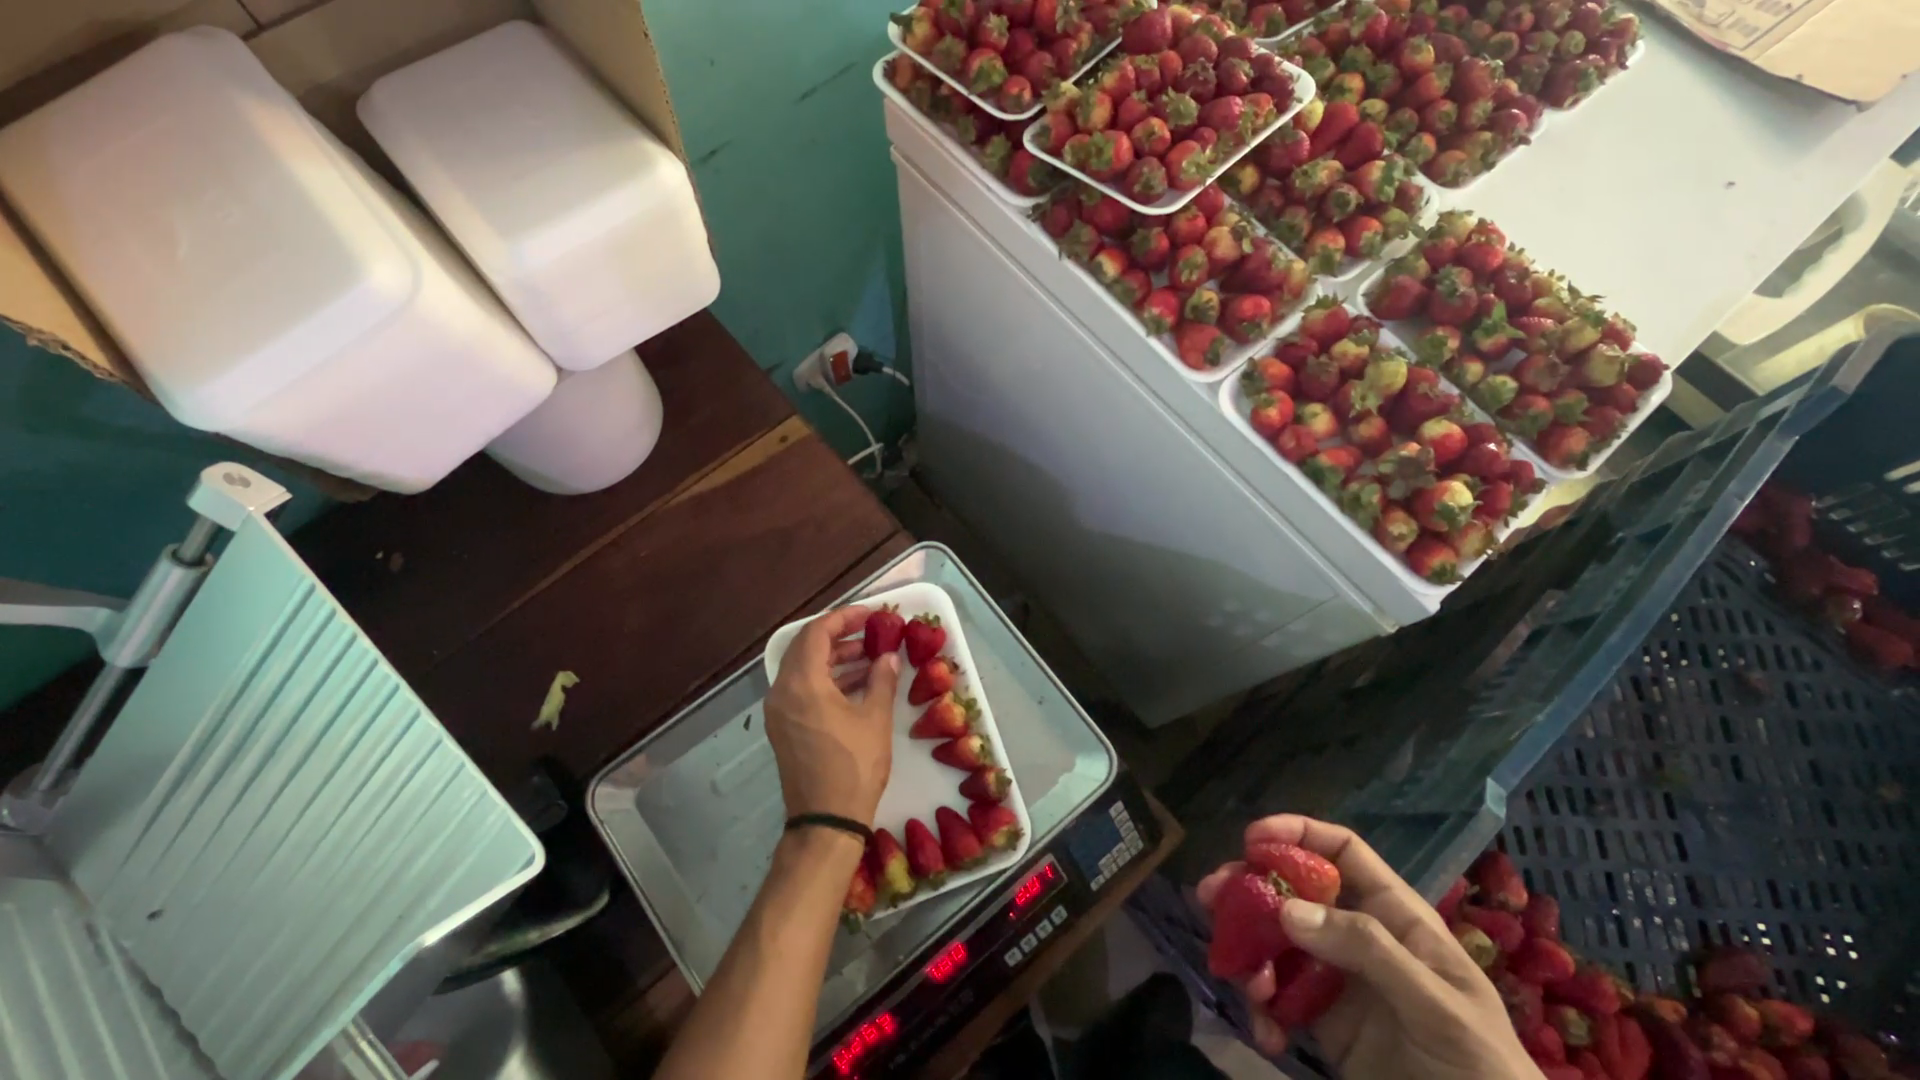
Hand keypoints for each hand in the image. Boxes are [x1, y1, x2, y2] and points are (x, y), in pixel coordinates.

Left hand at [764, 606, 901, 826]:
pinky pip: (801, 691)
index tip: (871, 614)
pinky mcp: (783, 729)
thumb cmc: (854, 766)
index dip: (844, 618)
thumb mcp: (875, 719)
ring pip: (803, 670)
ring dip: (834, 660)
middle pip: (806, 648)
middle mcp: (781, 692)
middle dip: (839, 637)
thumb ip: (881, 680)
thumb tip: (888, 657)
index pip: (817, 633)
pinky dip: (826, 681)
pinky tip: (856, 686)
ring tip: (870, 659)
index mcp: (801, 683)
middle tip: (872, 633)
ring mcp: (778, 712)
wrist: (827, 819)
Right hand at [1197, 816, 1540, 1079]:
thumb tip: (1288, 909)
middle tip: (1210, 898)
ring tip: (1247, 987)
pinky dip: (1263, 1011)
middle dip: (1250, 891)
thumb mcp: (1438, 1006)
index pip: (1344, 853)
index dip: (1298, 834)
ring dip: (1249, 956)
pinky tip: (1267, 1035)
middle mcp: (1361, 940)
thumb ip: (1368, 951)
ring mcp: (1338, 983)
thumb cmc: (1482, 1067)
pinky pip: (1278, 1000)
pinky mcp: (1323, 1027)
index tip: (1250, 839)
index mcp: (1397, 919)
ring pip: (1276, 945)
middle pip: (1295, 894)